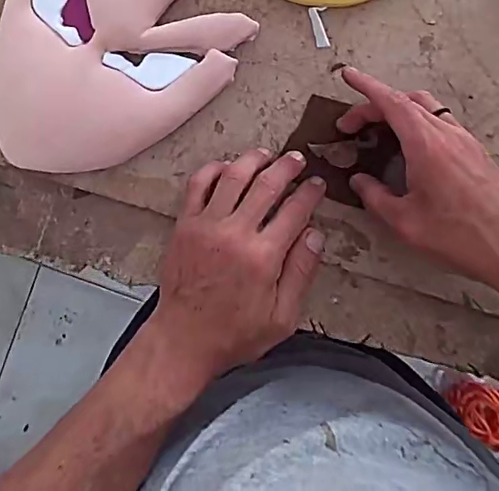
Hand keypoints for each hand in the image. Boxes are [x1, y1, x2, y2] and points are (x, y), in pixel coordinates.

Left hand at [140, 149, 326, 388]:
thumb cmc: (234, 335)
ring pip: (234, 176)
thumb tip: (315, 234)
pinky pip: (198, 184)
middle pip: (268, 184)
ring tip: (267, 155)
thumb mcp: (281, 318)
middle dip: (288, 166)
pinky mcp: (185, 225)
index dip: (311, 192)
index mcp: (263, 257)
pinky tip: (228, 166)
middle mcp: (235, 234)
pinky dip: (214, 169)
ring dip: (254, 159)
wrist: (181, 343)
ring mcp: (207, 226)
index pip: (296, 209)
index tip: (317, 184)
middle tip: (298, 160)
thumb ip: (301, 273)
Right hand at [338, 67, 498, 300]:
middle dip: (375, 105)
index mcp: (425, 142)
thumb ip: (376, 197)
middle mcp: (445, 133)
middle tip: (354, 124)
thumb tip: (362, 183)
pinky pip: (442, 121)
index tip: (349, 76)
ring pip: (426, 107)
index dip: (365, 86)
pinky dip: (420, 121)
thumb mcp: (405, 222)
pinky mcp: (475, 150)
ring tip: (382, 129)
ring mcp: (463, 139)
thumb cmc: (463, 235)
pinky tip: (414, 145)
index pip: (389, 101)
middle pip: (405, 101)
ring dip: (400, 109)